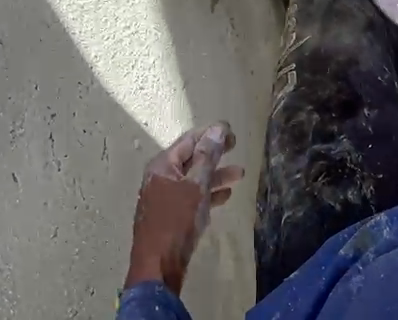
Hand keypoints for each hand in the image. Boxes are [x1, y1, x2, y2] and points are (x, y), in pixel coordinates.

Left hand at [124, 122, 243, 294]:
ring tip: (240, 173)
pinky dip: (208, 193)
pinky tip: (225, 195)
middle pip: (192, 158)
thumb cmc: (176, 222)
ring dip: (216, 174)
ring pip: (194, 179)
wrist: (158, 269)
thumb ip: (207, 157)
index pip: (189, 140)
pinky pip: (192, 197)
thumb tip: (218, 129)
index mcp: (163, 165)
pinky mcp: (171, 216)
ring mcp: (165, 197)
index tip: (232, 131)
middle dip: (215, 152)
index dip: (211, 133)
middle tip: (236, 146)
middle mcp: (162, 177)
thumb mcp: (195, 186)